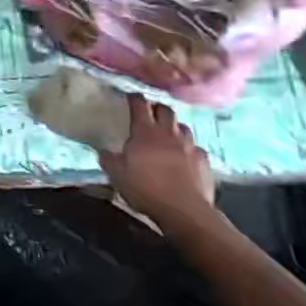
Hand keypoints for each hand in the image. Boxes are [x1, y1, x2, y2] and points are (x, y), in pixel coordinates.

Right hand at [99, 95, 217, 219]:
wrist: (184, 210)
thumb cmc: (146, 189)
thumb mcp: (117, 176)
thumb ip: (109, 160)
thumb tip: (102, 150)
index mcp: (145, 132)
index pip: (140, 105)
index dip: (134, 98)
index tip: (130, 96)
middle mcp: (168, 133)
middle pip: (165, 110)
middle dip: (157, 108)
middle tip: (151, 113)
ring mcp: (190, 145)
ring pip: (183, 126)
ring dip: (175, 127)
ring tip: (168, 134)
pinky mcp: (204, 160)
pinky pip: (196, 147)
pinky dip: (189, 148)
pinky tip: (186, 157)